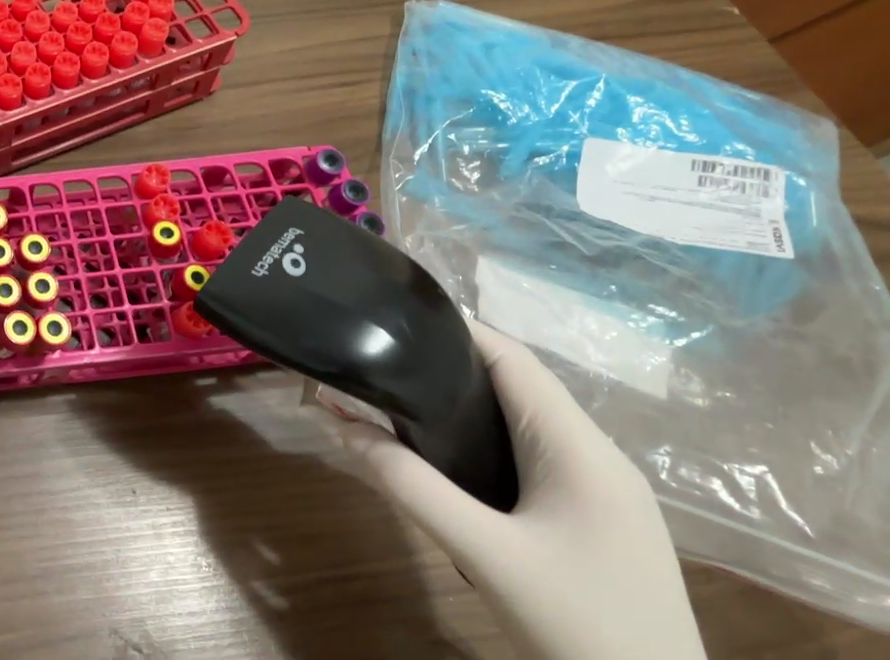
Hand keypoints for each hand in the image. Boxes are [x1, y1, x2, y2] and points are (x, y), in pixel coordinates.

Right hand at [343, 321, 705, 659]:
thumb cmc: (579, 625)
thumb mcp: (484, 555)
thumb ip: (411, 487)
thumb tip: (342, 425)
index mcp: (581, 449)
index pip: (513, 359)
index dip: (453, 327)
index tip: (388, 315)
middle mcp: (595, 456)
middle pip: (513, 386)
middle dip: (441, 366)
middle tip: (373, 360)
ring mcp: (598, 490)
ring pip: (518, 423)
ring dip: (457, 406)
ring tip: (390, 399)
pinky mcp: (590, 518)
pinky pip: (527, 456)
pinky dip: (476, 440)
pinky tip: (439, 455)